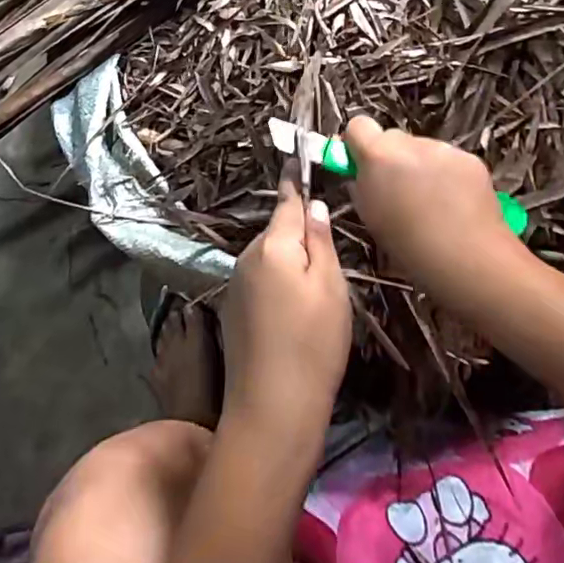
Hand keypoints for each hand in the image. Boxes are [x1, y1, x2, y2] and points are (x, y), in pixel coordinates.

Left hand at [220, 163, 351, 431]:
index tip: (297, 157)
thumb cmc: (313, 342)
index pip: (287, 201)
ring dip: (289, 258)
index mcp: (272, 244)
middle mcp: (247, 255)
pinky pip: (260, 278)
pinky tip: (294, 310)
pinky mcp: (233, 307)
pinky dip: (277, 281)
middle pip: (278, 230)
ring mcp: (236, 282)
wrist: (272, 405)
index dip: (296, 180)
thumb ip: (320, 241)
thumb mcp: (330, 287)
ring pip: (269, 256)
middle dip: (299, 229)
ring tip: (317, 287)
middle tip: (330, 245)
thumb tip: (313, 206)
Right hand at [343, 115, 541, 293]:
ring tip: (432, 203)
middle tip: (399, 190)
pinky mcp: (469, 158)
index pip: (358, 124)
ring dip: (421, 167)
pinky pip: (449, 160)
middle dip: (392, 158)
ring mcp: (442, 149)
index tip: (362, 164)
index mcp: (378, 155)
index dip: (358, 143)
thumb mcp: (369, 215)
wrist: (468, 259)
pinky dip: (448, 175)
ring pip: (422, 150)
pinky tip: (455, 204)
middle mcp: (410, 144)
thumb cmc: (409, 246)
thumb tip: (360, 171)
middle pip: (393, 138)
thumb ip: (361, 184)